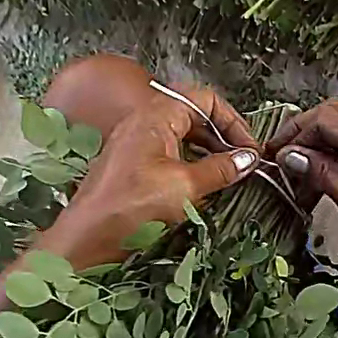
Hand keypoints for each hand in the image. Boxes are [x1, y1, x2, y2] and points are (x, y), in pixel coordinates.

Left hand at [39, 58, 258, 251]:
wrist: (88, 238)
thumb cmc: (133, 207)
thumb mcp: (186, 186)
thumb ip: (221, 169)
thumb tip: (247, 159)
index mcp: (156, 115)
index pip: (206, 99)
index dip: (233, 121)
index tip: (249, 148)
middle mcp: (144, 121)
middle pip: (195, 113)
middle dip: (224, 135)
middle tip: (244, 160)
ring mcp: (137, 142)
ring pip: (184, 133)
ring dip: (210, 148)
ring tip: (229, 171)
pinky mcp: (133, 162)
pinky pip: (171, 150)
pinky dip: (193, 160)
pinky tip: (204, 181)